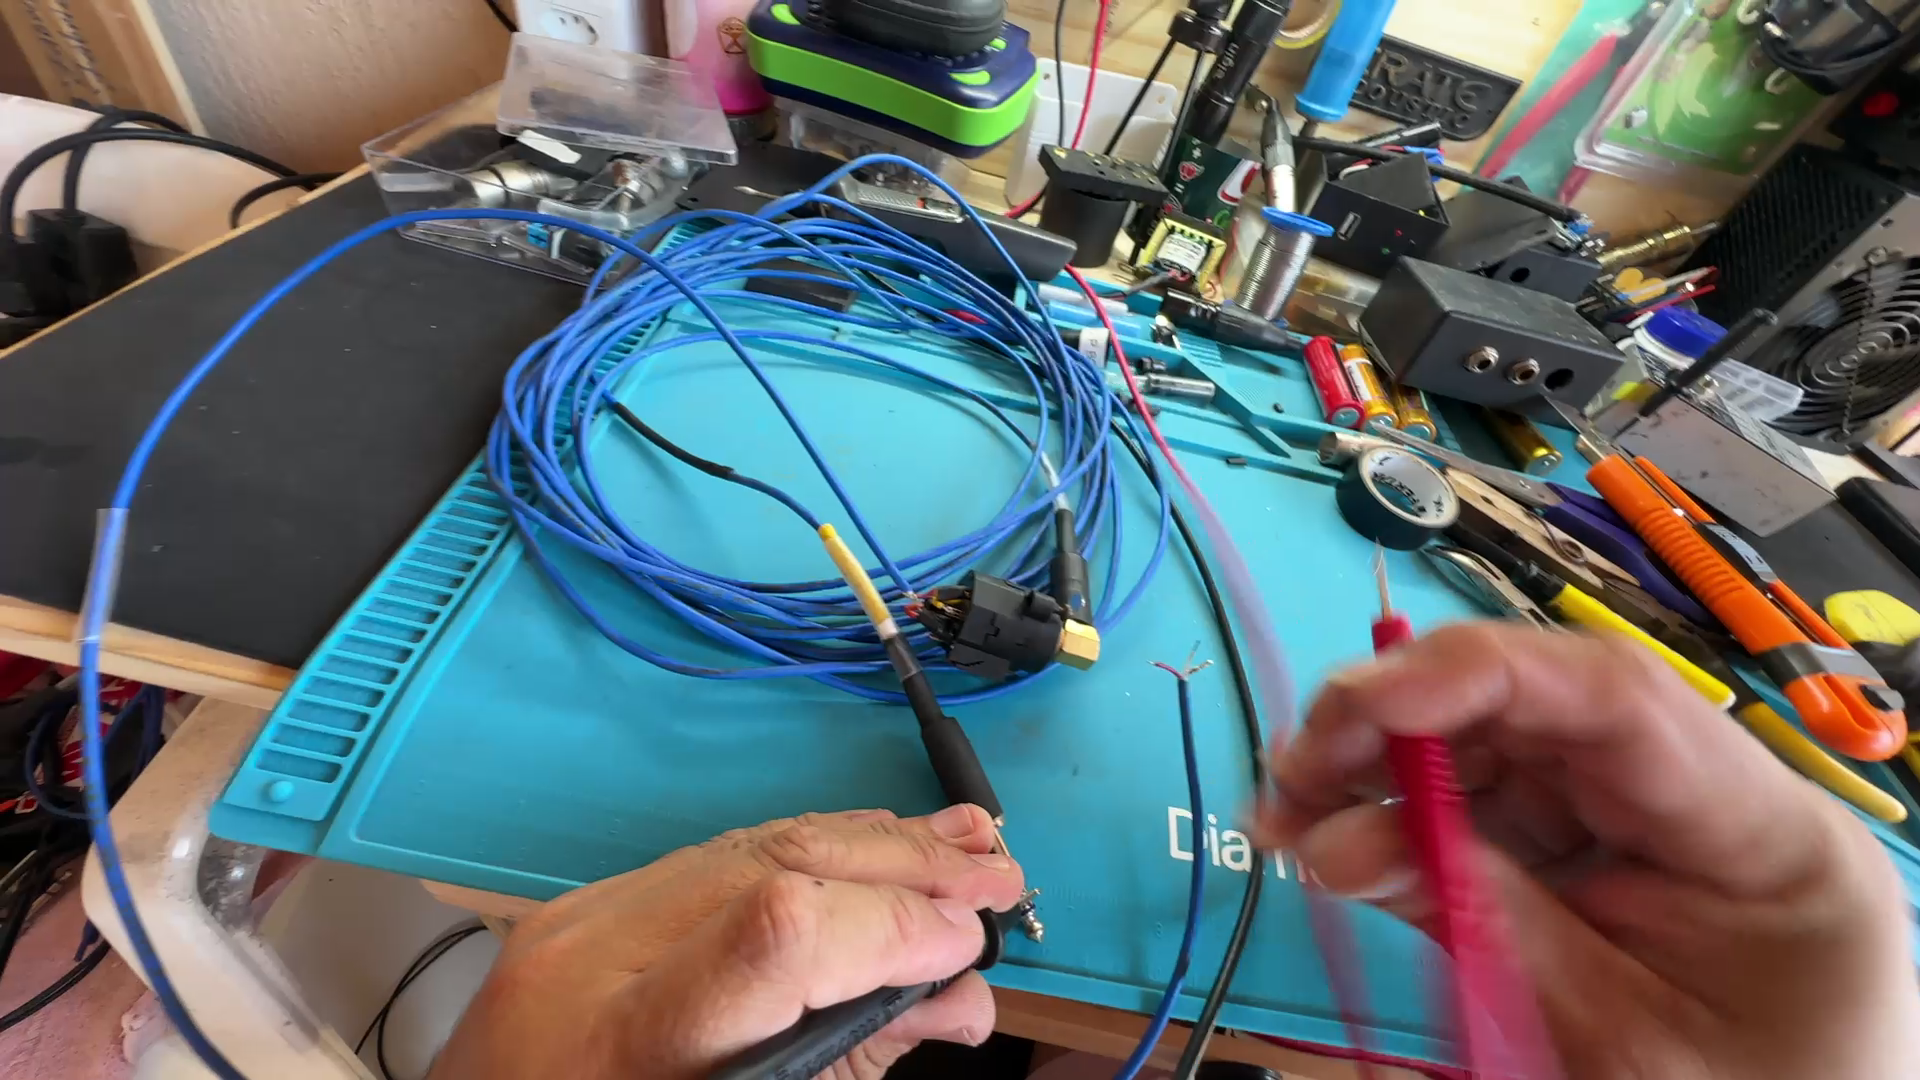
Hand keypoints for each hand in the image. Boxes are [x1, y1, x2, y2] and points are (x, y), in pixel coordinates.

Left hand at [430, 804, 1024, 1079]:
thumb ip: (853, 1062)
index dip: (887, 925)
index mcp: (624, 1042)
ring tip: (965, 838)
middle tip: (996, 871)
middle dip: (906, 864)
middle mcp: (604, 948)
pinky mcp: (609, 891)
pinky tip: (883, 837)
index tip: (963, 944)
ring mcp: (600, 906)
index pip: (774, 934)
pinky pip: (738, 848)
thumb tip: (964, 998)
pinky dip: (826, 842)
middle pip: (782, 864)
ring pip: (766, 838)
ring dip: (879, 838)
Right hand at [1257, 623, 1919, 1079]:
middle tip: (1289, 774)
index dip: (1469, 672)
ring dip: (1352, 763)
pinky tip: (1309, 826)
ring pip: (1450, 730)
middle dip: (1377, 722)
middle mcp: (1659, 776)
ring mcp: (1590, 790)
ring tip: (1280, 813)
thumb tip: (1332, 844)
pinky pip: (1435, 782)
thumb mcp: (1618, 1036)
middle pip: (1503, 697)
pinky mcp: (1535, 813)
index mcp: (1746, 822)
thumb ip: (1484, 925)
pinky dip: (1363, 801)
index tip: (1357, 703)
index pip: (1607, 693)